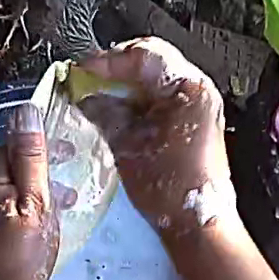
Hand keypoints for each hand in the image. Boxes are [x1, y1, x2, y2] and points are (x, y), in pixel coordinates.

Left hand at [0, 103, 58, 279]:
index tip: (67, 152)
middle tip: (67, 185)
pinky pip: (2, 207)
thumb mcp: (35, 205)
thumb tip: (26, 112)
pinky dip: (24, 207)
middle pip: (8, 168)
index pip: (9, 150)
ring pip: (7, 189)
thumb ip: (31, 160)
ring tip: (62, 204)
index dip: (40, 148)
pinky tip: (41, 219)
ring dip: (35, 192)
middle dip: (40, 173)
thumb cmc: (23, 259)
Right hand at [75, 38, 234, 237]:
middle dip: (114, 70)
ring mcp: (196, 105)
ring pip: (152, 80)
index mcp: (188, 88)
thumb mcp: (127, 148)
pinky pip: (158, 99)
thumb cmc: (170, 190)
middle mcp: (197, 90)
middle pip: (150, 61)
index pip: (143, 56)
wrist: (196, 223)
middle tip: (85, 81)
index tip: (80, 72)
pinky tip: (114, 114)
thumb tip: (84, 97)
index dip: (107, 61)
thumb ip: (104, 115)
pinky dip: (134, 102)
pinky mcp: (190, 121)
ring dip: (122, 86)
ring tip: (95, 98)